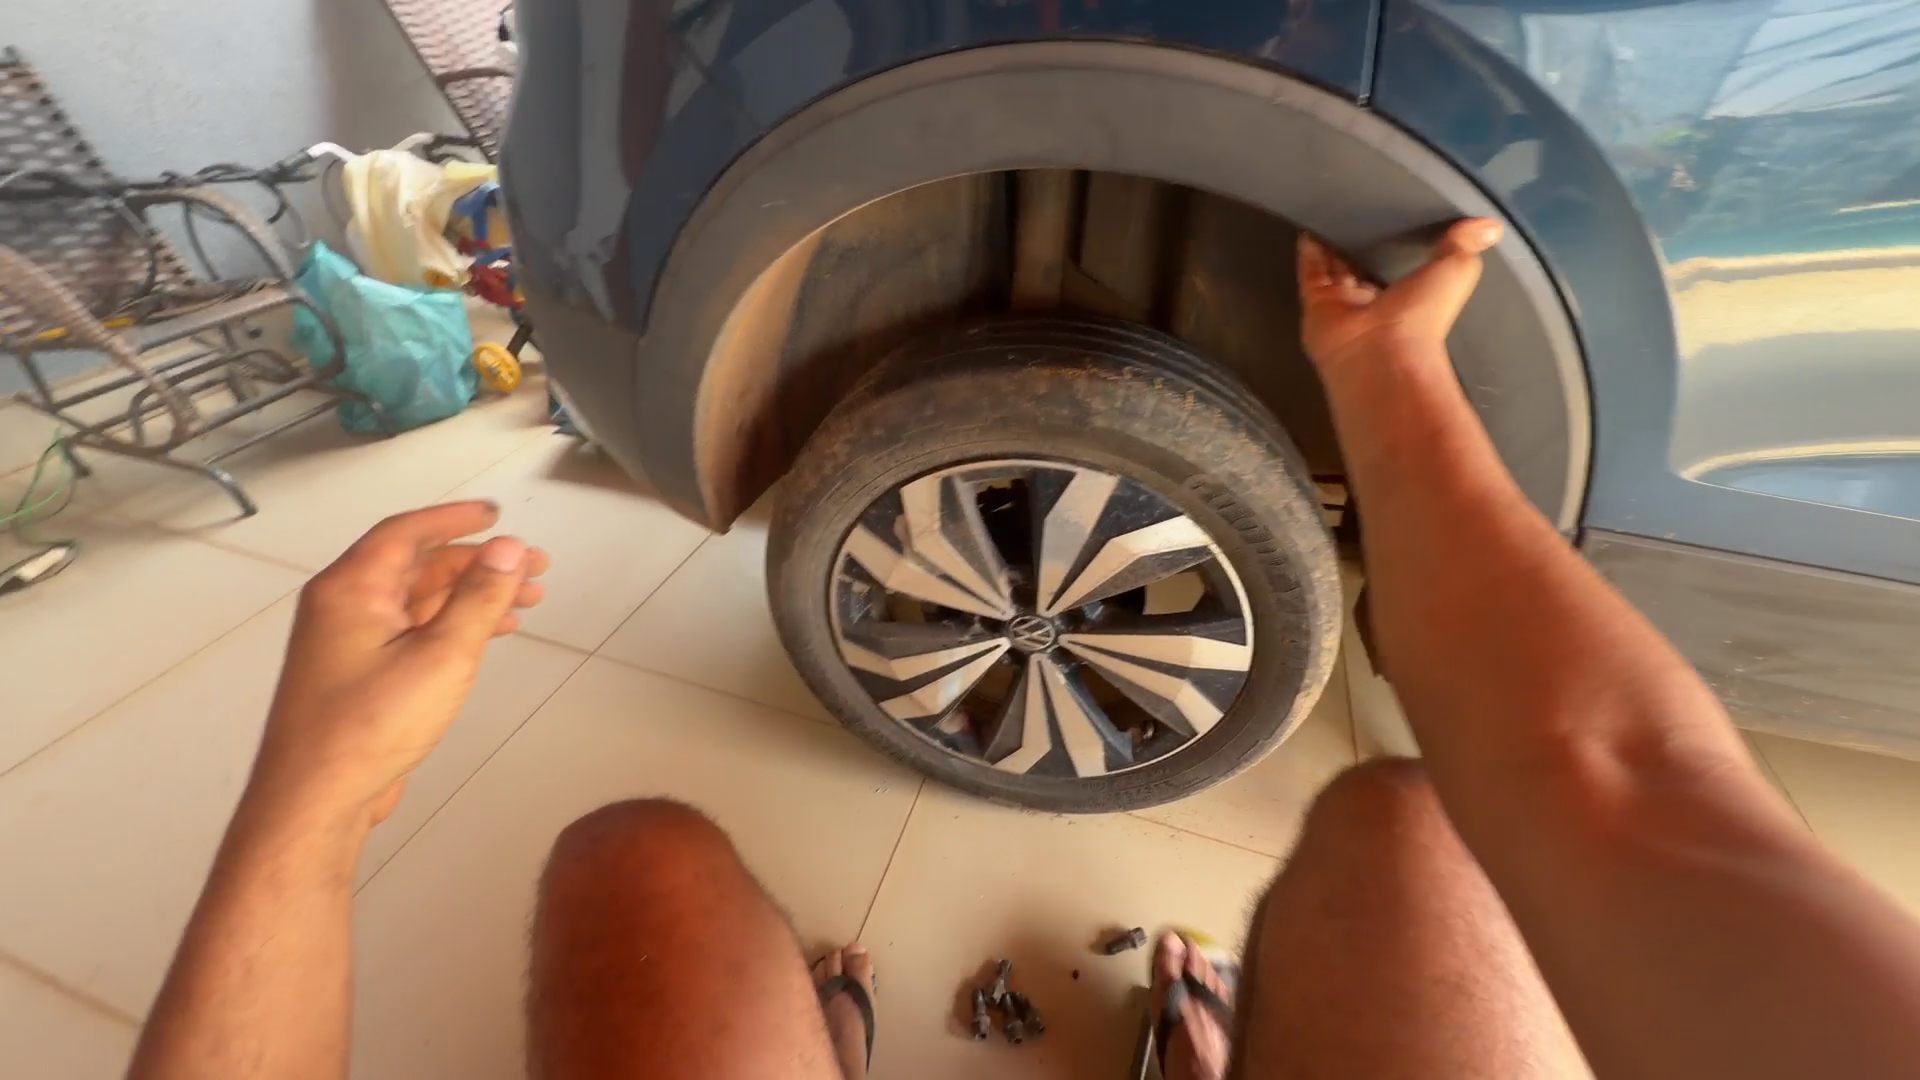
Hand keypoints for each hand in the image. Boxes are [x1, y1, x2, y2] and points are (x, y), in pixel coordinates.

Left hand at [249, 502, 548, 827]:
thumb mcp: (442, 653)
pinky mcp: (365, 670)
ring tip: (530, 600)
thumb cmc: (376, 720)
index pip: (406, 533)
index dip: (455, 518)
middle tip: (536, 567)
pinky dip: (460, 620)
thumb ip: (481, 596)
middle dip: (481, 561)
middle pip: (421, 565)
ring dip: (477, 592)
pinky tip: (496, 631)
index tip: (499, 515)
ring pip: (425, 597)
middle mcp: (346, 605)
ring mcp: (354, 640)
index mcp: (352, 590)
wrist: (318, 798)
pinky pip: (420, 626)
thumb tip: (512, 546)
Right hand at [1298, 218, 1502, 369]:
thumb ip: (1464, 245)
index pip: (1396, 264)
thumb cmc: (1422, 315)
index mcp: (1405, 296)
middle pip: (1360, 266)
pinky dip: (1308, 252)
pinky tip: (1309, 229)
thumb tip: (1489, 224)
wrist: (1379, 351)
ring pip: (1332, 268)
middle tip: (1355, 209)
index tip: (1394, 215)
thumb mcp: (1456, 271)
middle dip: (1357, 243)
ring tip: (1329, 212)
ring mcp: (1340, 303)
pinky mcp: (1316, 302)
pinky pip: (1310, 272)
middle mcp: (1370, 300)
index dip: (1394, 242)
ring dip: (1330, 244)